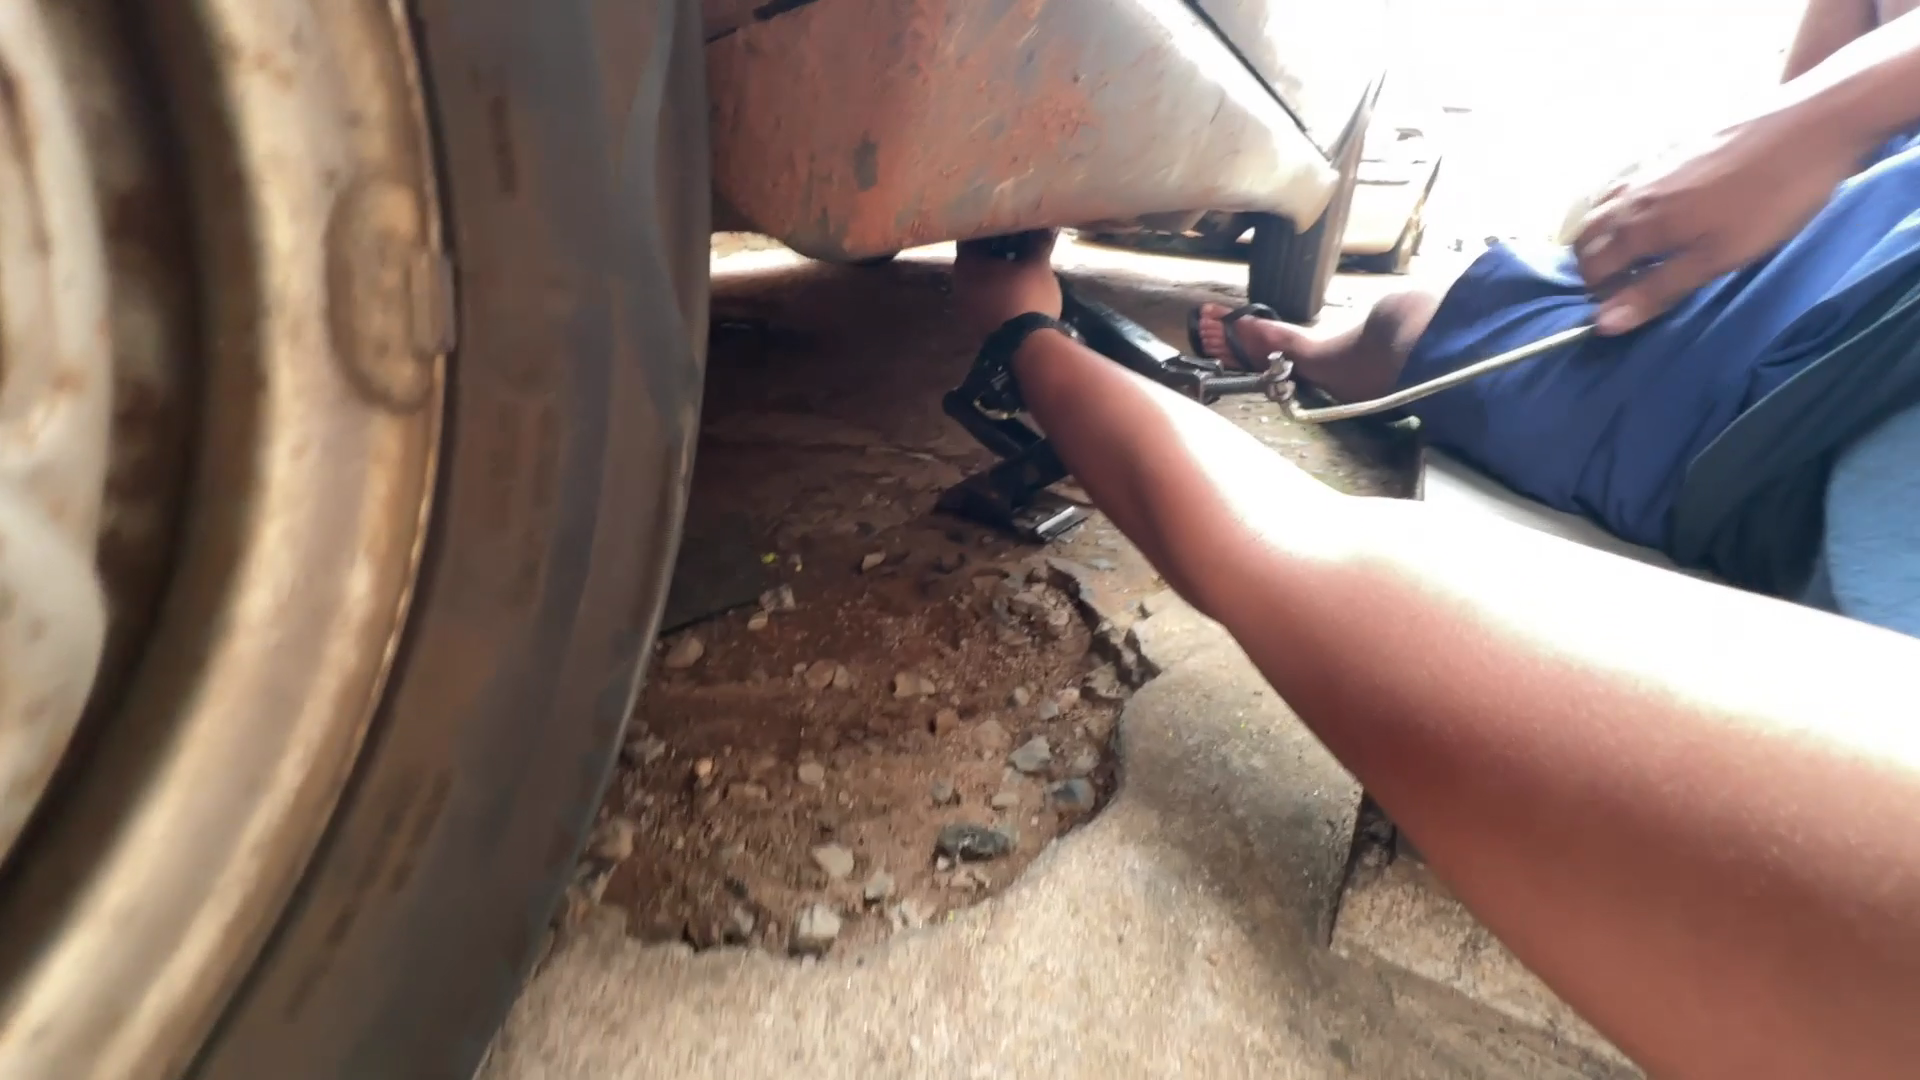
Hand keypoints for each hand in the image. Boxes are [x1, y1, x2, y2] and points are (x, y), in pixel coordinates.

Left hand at [952, 229, 1062, 339]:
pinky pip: (983, 303)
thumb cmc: (1028, 296)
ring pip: (977, 284)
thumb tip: (1045, 225)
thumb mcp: (1038, 264)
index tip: (1007, 225)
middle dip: (991, 254)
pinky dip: (995, 296)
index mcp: (966, 262)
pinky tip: (1012, 293)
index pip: (972, 235)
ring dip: (993, 277)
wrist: (1026, 346)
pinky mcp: (974, 328)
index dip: (991, 229)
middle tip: (1014, 245)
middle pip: (973, 261)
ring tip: (1016, 269)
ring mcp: (963, 309)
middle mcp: (957, 284)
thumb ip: (1038, 242)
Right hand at [1572, 109, 1863, 334]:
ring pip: (1595, 212)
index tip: (1631, 299)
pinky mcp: (1664, 151)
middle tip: (1628, 276)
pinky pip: (1616, 185)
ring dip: (1598, 235)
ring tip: (1628, 245)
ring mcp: (1643, 173)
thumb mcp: (1720, 256)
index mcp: (1635, 230)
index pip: (1591, 271)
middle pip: (1584, 242)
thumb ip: (1657, 290)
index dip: (1602, 291)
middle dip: (1593, 264)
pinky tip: (1640, 207)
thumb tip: (1602, 325)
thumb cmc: (1773, 196)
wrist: (1819, 116)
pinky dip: (1613, 205)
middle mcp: (1626, 202)